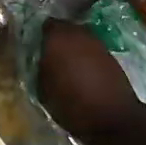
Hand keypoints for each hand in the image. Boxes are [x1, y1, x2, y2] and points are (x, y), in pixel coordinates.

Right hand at [37, 19, 145, 144]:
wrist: (114, 120)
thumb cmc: (72, 105)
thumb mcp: (42, 89)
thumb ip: (37, 67)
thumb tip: (37, 58)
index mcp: (56, 38)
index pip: (42, 24)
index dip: (36, 34)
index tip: (31, 46)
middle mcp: (77, 33)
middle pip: (62, 28)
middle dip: (54, 38)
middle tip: (46, 54)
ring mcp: (96, 43)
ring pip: (78, 38)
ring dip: (71, 47)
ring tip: (63, 63)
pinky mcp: (110, 55)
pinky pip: (90, 49)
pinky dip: (84, 56)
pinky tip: (80, 71)